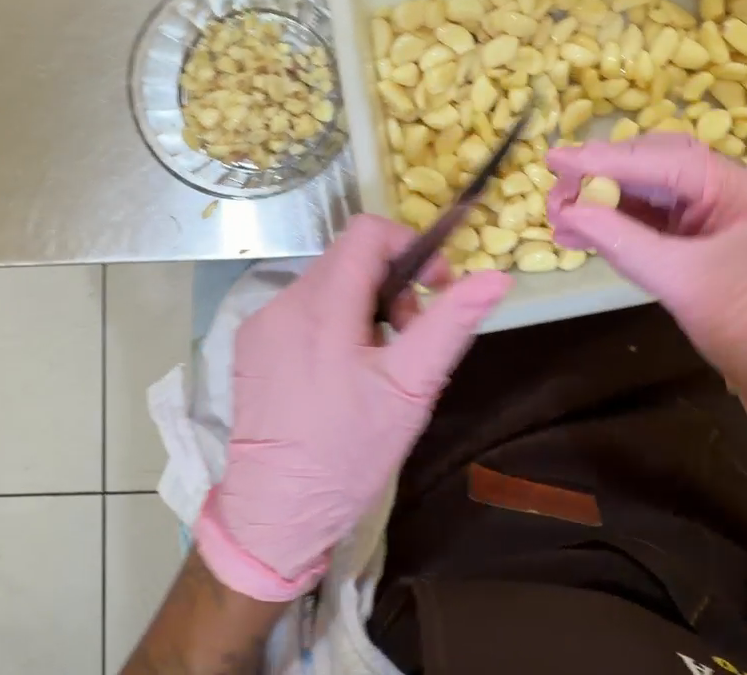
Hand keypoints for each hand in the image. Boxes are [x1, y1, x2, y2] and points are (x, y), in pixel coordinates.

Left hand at [195, 214, 512, 601]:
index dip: (409, 246)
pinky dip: (331, 322)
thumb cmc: (350, 452)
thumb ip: (451, 324)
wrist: (276, 514)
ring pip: (326, 283)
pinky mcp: (249, 345)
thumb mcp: (411, 389)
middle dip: (390, 284)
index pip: (367, 232)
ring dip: (362, 305)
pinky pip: (301, 310)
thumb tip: (497, 276)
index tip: (433, 288)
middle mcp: (284, 303)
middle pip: (348, 259)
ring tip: (376, 361)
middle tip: (409, 337)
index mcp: (323, 307)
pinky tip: (340, 372)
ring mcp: (260, 323)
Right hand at [545, 133, 746, 446]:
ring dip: (606, 198)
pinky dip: (620, 220)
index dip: (608, 158)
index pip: (670, 161)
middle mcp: (739, 190)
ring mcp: (724, 210)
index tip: (556, 158)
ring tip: (560, 214)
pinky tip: (584, 229)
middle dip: (604, 175)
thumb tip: (568, 212)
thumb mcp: (681, 284)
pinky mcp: (708, 232)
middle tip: (556, 190)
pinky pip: (658, 214)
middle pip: (660, 165)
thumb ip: (622, 242)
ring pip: (654, 188)